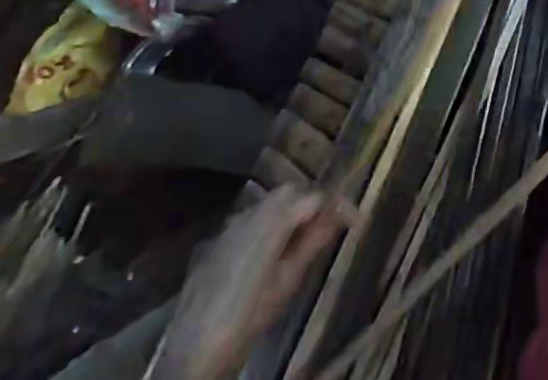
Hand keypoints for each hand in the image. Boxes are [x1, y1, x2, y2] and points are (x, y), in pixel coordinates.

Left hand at [149, 186, 353, 379]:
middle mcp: (248, 217)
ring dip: (287, 215)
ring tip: (299, 242)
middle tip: (325, 230)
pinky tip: (267, 256)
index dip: (337, 206)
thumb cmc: (250, 317)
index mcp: (271, 222)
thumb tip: (341, 212)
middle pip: (288, 193)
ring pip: (265, 206)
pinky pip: (246, 224)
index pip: (314, 197)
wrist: (193, 354)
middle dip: (309, 205)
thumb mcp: (290, 279)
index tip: (354, 221)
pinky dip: (265, 229)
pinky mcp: (213, 247)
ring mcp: (227, 231)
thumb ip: (315, 240)